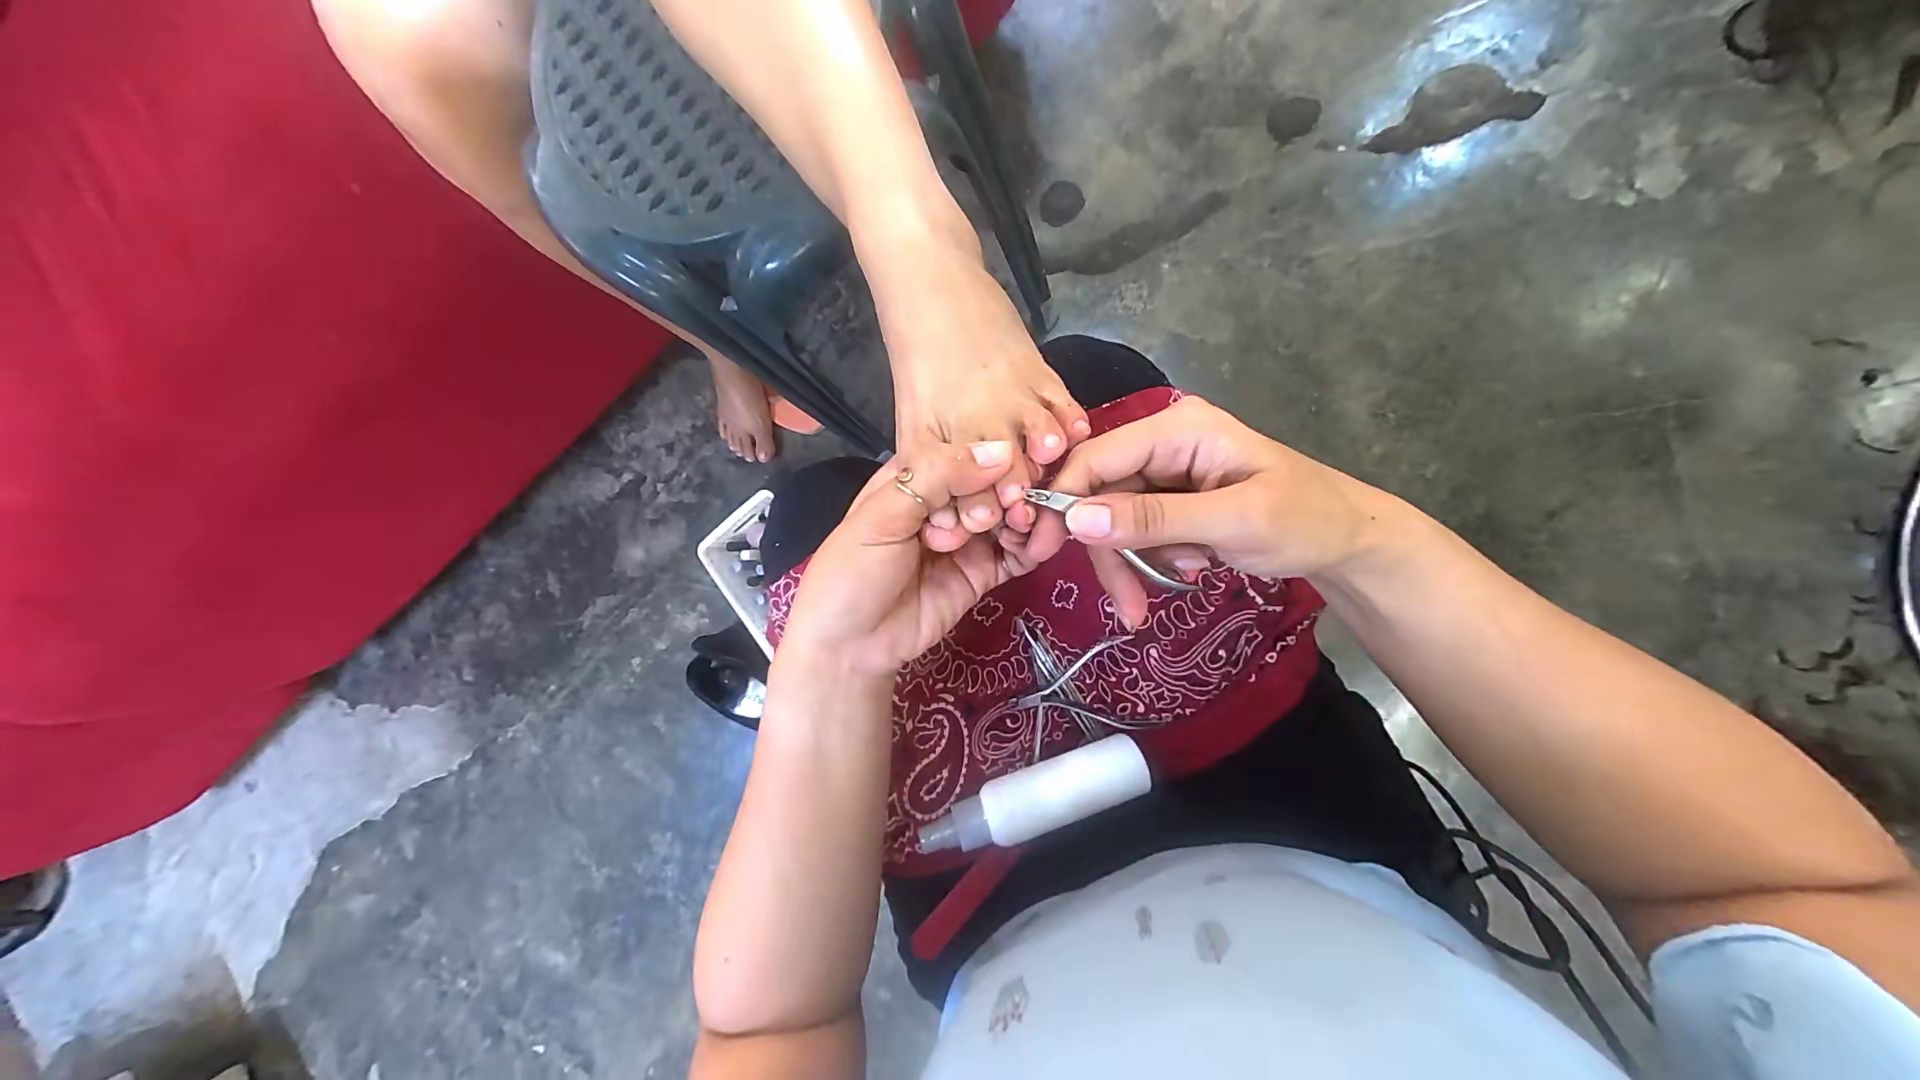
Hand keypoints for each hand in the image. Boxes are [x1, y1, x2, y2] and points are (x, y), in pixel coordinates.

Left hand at [778, 440, 1039, 680]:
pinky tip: (1039, 546)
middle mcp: (946, 503)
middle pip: (994, 483)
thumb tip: (1001, 452)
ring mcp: (967, 539)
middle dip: (1010, 491)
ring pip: (1011, 516)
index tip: (1007, 472)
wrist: (849, 646)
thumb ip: (938, 478)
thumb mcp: (883, 515)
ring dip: (1028, 517)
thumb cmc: (851, 573)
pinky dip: (1033, 547)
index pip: (965, 454)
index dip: (990, 460)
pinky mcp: (982, 573)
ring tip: (1027, 526)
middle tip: (1012, 509)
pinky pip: (1017, 554)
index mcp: (916, 478)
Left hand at [871, 233, 1088, 538]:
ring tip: (1048, 463)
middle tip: (1024, 510)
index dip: (976, 513)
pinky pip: (1062, 402)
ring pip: (1036, 440)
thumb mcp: (909, 421)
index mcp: (938, 440)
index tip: (987, 524)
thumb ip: (930, 465)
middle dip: (1014, 495)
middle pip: (1004, 473)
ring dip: (1045, 458)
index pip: (960, 491)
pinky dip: (1070, 421)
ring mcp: (1011, 394)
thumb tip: (958, 509)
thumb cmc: (916, 360)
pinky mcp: (1038, 369)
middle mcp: (976, 422)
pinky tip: (1073, 433)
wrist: (931, 285)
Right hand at [1024, 397, 1390, 627]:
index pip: (1097, 457)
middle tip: (1122, 603)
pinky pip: (1136, 533)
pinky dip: (1147, 563)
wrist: (1348, 540)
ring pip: (1113, 521)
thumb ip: (1153, 519)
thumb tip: (1076, 521)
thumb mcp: (1233, 521)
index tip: (1037, 548)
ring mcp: (1166, 473)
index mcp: (1177, 429)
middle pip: (1101, 495)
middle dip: (1107, 552)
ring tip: (1151, 604)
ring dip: (1129, 566)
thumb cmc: (1305, 520)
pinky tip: (1184, 574)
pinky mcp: (1170, 501)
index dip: (1062, 500)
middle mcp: (1163, 444)